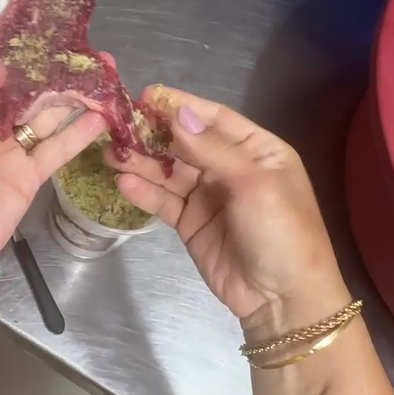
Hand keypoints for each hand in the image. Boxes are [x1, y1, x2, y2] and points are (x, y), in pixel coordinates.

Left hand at [0, 50, 105, 292]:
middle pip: (22, 88)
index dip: (7, 45)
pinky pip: (56, 150)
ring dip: (71, 93)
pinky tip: (102, 114)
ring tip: (103, 70)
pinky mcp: (28, 178)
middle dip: (49, 66)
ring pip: (45, 115)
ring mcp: (8, 152)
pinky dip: (79, 133)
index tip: (37, 21)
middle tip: (82, 45)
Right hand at [110, 86, 349, 340]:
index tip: (145, 95)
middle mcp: (231, 168)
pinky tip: (123, 182)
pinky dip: (144, 192)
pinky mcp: (190, 223)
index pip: (214, 119)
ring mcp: (208, 196)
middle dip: (152, 133)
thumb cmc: (281, 232)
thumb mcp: (253, 184)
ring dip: (141, 161)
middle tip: (117, 124)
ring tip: (110, 153)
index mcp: (257, 150)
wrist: (283, 299)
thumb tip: (176, 113)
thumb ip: (212, 149)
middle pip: (184, 143)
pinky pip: (164, 201)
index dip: (180, 106)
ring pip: (169, 171)